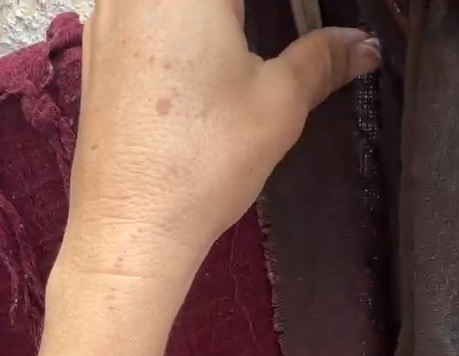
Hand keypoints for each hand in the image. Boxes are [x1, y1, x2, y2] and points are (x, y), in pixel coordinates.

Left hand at [60, 0, 379, 284]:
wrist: (132, 229)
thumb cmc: (205, 164)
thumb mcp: (277, 105)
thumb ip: (321, 58)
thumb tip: (364, 44)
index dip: (289, 7)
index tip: (310, 19)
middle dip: (248, 14)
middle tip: (285, 28)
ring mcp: (107, 15)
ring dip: (211, 17)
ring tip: (241, 43)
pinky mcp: (95, 53)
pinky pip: (140, 10)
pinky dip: (174, 20)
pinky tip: (198, 55)